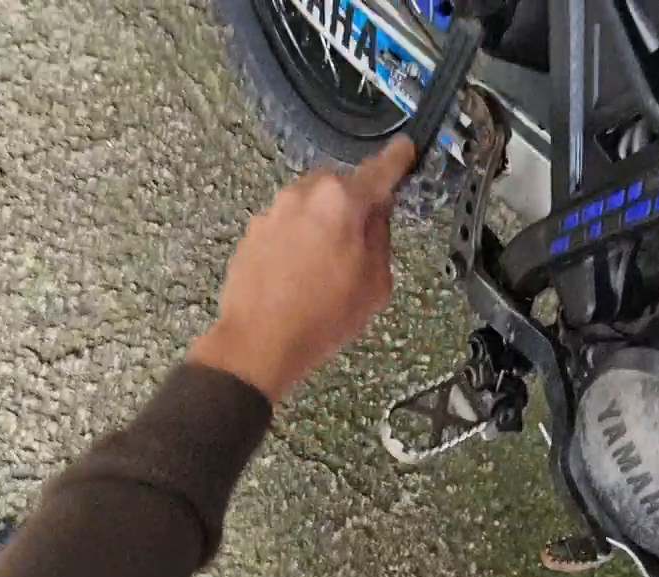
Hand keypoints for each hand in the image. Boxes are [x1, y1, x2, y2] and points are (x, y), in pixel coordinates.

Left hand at [189, 138, 416, 401]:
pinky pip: (286, 227)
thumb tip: (377, 219)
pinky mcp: (253, 232)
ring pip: (311, 206)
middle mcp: (304, 195)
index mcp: (342, 202)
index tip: (405, 151)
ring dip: (323, 227)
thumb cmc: (320, 319)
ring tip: (325, 272)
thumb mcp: (375, 286)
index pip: (380, 170)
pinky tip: (299, 277)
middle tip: (361, 247)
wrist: (259, 343)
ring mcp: (274, 211)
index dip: (398, 161)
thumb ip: (382, 241)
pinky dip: (297, 243)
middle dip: (353, 208)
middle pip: (340, 187)